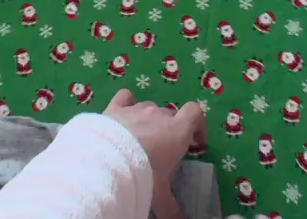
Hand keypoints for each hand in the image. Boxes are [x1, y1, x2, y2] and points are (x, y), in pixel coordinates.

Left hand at [103, 89, 204, 218]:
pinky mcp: (116, 106)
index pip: (195, 113)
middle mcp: (158, 114)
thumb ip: (173, 209)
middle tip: (166, 153)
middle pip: (171, 114)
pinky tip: (124, 116)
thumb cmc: (143, 175)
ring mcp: (136, 107)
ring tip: (141, 143)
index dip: (198, 125)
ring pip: (149, 108)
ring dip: (150, 121)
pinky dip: (127, 104)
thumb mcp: (161, 197)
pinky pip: (125, 98)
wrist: (107, 161)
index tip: (195, 143)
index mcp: (176, 131)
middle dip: (172, 130)